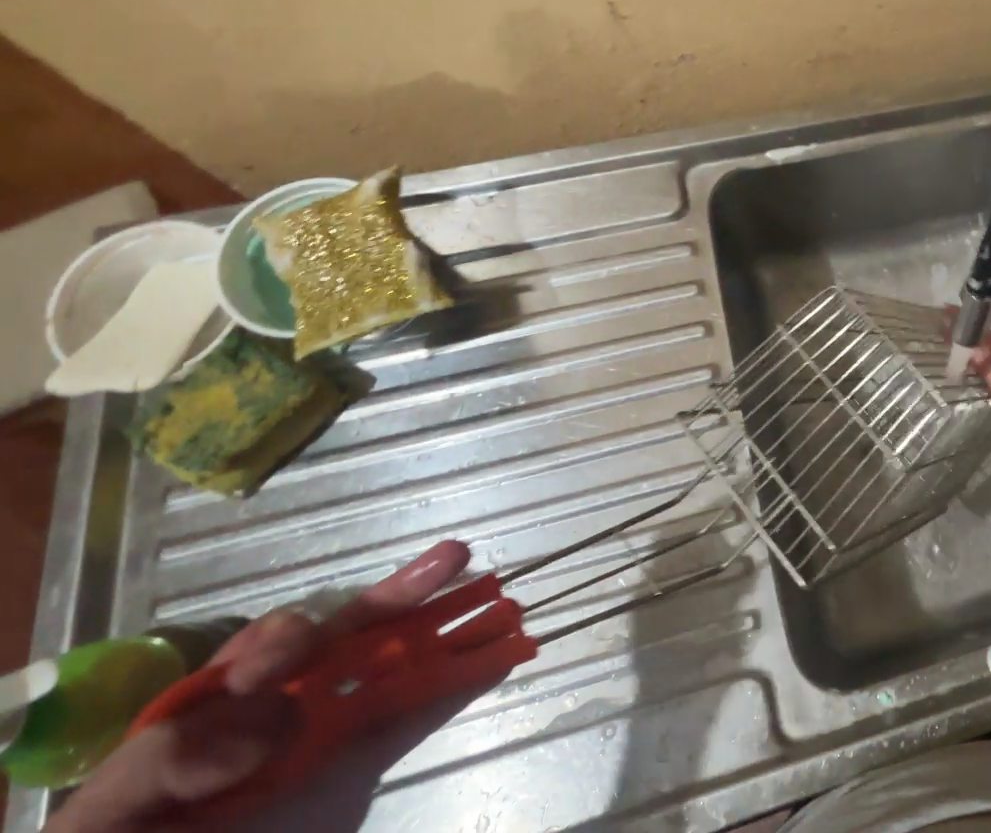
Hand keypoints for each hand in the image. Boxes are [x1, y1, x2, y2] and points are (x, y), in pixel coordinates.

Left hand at [49, 542, 470, 832]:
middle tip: (454, 556)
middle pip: (347, 637)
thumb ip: (176, 757)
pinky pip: (416, 714)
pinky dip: (460, 685)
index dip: (285, 640)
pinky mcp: (360, 764)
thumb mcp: (117, 813)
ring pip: (396, 667)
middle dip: (401, 596)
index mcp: (212, 708)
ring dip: (449, 631)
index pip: (255, 655)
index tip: (299, 646)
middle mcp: (278, 706)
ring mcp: (325, 735)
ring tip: (501, 600)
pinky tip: (499, 659)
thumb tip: (283, 710)